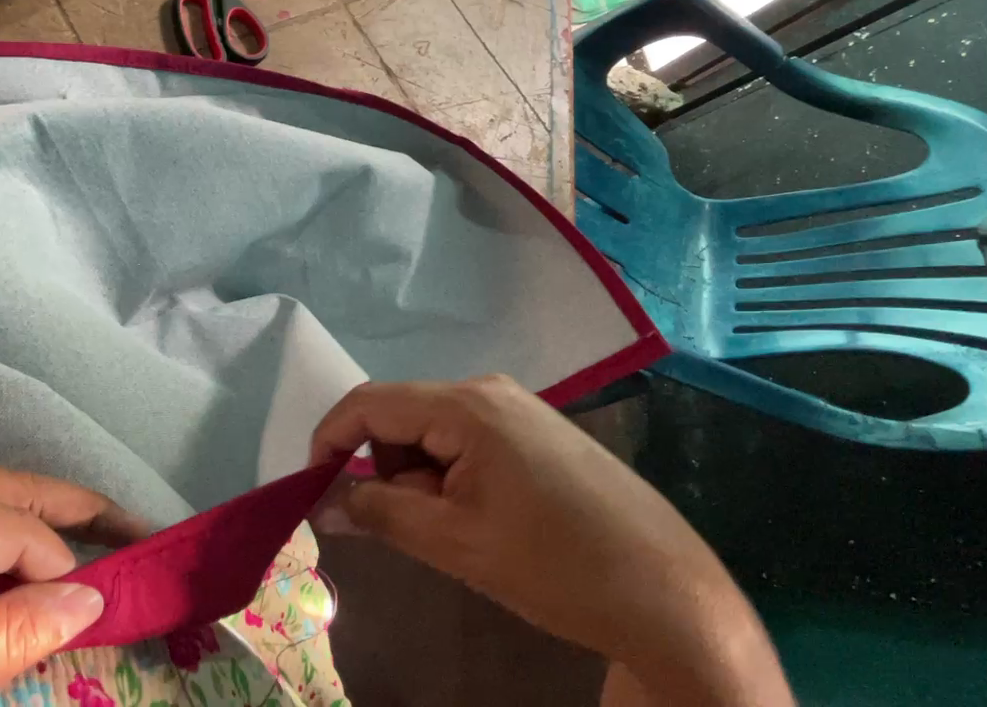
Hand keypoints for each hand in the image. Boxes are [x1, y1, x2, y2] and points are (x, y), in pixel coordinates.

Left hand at [0, 468, 149, 706]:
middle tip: (139, 531)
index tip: (105, 605)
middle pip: (10, 488)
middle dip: (76, 510)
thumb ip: (14, 633)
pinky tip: (19, 560)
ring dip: (39, 520)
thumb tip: (92, 592)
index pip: (20, 527)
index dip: (70, 564)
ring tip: (94, 542)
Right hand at [311, 377, 790, 706]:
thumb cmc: (555, 566)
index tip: (315, 491)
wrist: (671, 595)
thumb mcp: (455, 543)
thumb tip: (320, 502)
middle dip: (384, 470)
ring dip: (420, 479)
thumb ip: (378, 514)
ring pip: (433, 431)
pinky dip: (451, 476)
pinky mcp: (538, 431)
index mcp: (466, 404)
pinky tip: (484, 521)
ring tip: (457, 534)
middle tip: (407, 530)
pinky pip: (467, 440)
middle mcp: (488, 390)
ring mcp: (518, 407)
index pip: (369, 403)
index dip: (330, 442)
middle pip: (401, 416)